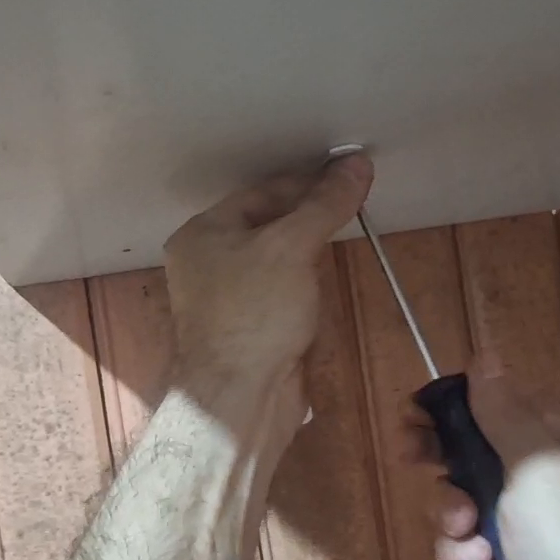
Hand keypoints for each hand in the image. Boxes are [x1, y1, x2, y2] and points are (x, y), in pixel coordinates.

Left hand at [165, 155, 371, 432]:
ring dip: (308, 248)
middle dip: (308, 213)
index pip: (260, 193)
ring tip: (346, 227)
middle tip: (354, 198)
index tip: (348, 173)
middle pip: (266, 225)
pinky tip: (326, 276)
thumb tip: (357, 163)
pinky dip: (303, 282)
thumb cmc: (255, 313)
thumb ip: (324, 205)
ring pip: (274, 261)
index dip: (306, 181)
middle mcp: (208, 264)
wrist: (241, 397)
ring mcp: (227, 300)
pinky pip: (279, 294)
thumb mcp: (291, 248)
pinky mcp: (249, 330)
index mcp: (202, 235)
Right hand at [416, 359, 559, 559]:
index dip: (454, 405)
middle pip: (470, 450)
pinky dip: (459, 549)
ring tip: (464, 529)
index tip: (414, 409)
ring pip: (454, 496)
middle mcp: (538, 480)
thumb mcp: (540, 463)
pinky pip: (456, 539)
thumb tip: (486, 355)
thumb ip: (504, 411)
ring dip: (449, 510)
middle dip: (438, 454)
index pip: (500, 407)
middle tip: (408, 453)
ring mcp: (515, 523)